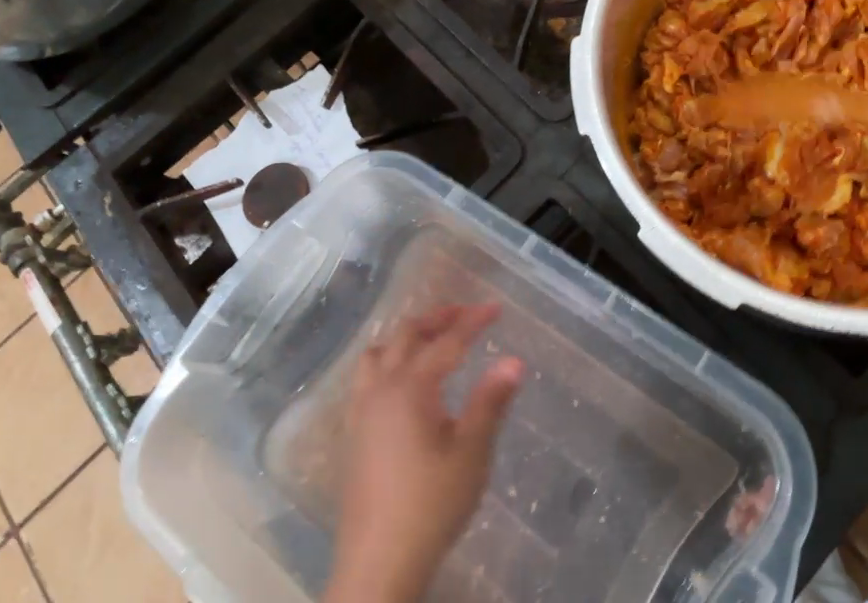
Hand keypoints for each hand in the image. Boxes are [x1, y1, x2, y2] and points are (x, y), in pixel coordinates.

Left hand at [328, 304, 524, 602]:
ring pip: (377, 354)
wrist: (379, 559)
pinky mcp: (354, 434)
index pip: (446, 342)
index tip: (496, 307)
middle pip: (405, 337)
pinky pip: (366, 377)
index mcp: (410, 388)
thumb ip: (490, 401)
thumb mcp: (471, 452)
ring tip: (430, 340)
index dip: (472, 322)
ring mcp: (361, 412)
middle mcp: (380, 390)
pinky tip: (402, 383)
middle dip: (436, 319)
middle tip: (465, 314)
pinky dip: (388, 361)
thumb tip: (513, 360)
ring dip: (405, 338)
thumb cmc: (431, 503)